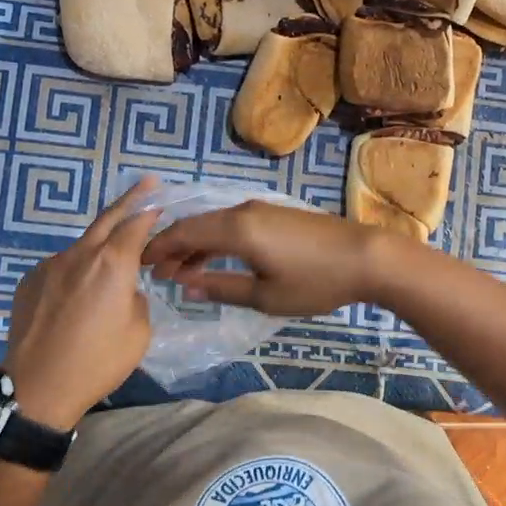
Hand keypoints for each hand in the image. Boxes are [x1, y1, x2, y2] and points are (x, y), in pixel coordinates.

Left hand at [4, 178, 162, 428]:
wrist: (38, 388)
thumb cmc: (97, 362)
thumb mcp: (138, 333)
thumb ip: (136, 299)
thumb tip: (123, 290)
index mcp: (112, 263)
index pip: (136, 224)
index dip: (150, 211)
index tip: (160, 203)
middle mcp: (80, 255)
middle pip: (107, 218)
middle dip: (130, 199)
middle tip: (147, 184)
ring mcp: (50, 266)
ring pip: (81, 249)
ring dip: (97, 252)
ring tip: (105, 280)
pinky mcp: (29, 282)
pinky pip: (59, 270)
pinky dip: (73, 275)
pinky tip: (74, 303)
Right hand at [142, 201, 401, 317]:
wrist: (367, 258)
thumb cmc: (315, 281)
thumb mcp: (265, 296)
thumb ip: (222, 288)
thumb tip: (185, 285)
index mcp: (236, 228)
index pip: (184, 232)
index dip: (158, 248)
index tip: (139, 265)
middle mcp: (243, 210)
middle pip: (196, 224)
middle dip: (172, 246)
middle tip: (155, 272)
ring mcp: (261, 208)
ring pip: (214, 222)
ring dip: (195, 244)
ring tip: (181, 272)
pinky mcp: (275, 214)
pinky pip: (232, 223)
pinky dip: (215, 240)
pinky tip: (214, 260)